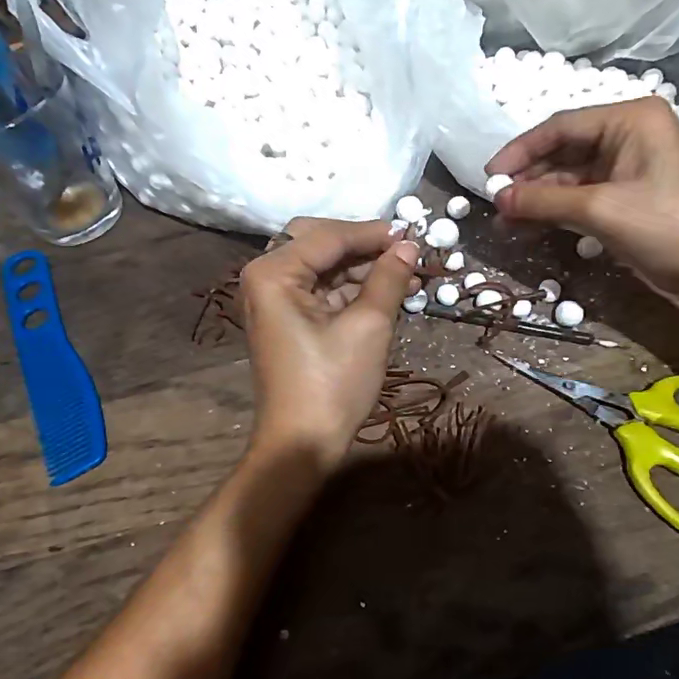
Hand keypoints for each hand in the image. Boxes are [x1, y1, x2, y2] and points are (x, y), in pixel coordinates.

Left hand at [238, 218, 419, 468]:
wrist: (301, 444)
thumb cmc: (332, 384)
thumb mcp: (368, 326)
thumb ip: (388, 278)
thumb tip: (409, 245)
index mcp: (273, 273)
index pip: (328, 236)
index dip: (373, 233)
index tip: (413, 234)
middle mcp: (265, 278)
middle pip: (320, 243)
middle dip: (365, 247)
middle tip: (405, 252)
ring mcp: (274, 300)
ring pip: (323, 267)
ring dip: (363, 269)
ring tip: (409, 275)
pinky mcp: (287, 320)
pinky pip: (321, 291)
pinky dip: (353, 290)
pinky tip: (390, 292)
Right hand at [487, 98, 678, 295]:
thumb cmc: (666, 225)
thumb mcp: (600, 209)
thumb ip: (543, 200)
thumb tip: (497, 200)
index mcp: (630, 119)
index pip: (560, 127)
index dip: (520, 152)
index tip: (488, 177)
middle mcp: (629, 134)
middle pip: (564, 151)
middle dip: (528, 179)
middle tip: (495, 205)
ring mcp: (630, 167)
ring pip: (570, 177)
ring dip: (538, 199)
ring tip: (506, 223)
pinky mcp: (630, 196)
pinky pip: (583, 196)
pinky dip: (557, 211)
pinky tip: (530, 227)